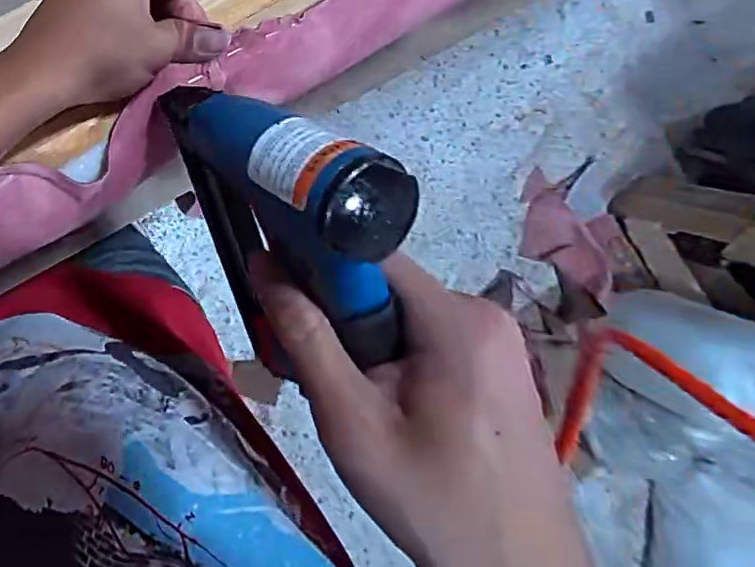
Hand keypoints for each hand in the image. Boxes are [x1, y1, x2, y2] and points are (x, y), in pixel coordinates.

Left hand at [0, 0, 229, 111]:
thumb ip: (192, 39)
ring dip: (146, 21)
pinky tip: (123, 46)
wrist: (37, 75)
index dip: (193, 17)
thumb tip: (221, 39)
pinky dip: (121, 19)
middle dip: (168, 19)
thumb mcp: (155, 48)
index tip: (201, 47)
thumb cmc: (101, 55)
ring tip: (150, 53)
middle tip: (176, 52)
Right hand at [252, 254, 590, 566]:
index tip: (278, 286)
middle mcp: (481, 312)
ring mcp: (492, 339)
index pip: (366, 252)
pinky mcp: (492, 363)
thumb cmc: (436, 501)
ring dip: (355, 336)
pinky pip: (419, 333)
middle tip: (303, 357)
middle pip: (378, 282)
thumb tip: (262, 264)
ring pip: (394, 309)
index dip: (314, 260)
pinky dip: (385, 352)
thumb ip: (305, 338)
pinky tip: (377, 399)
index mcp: (457, 317)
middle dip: (332, 311)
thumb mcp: (353, 423)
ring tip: (341, 388)